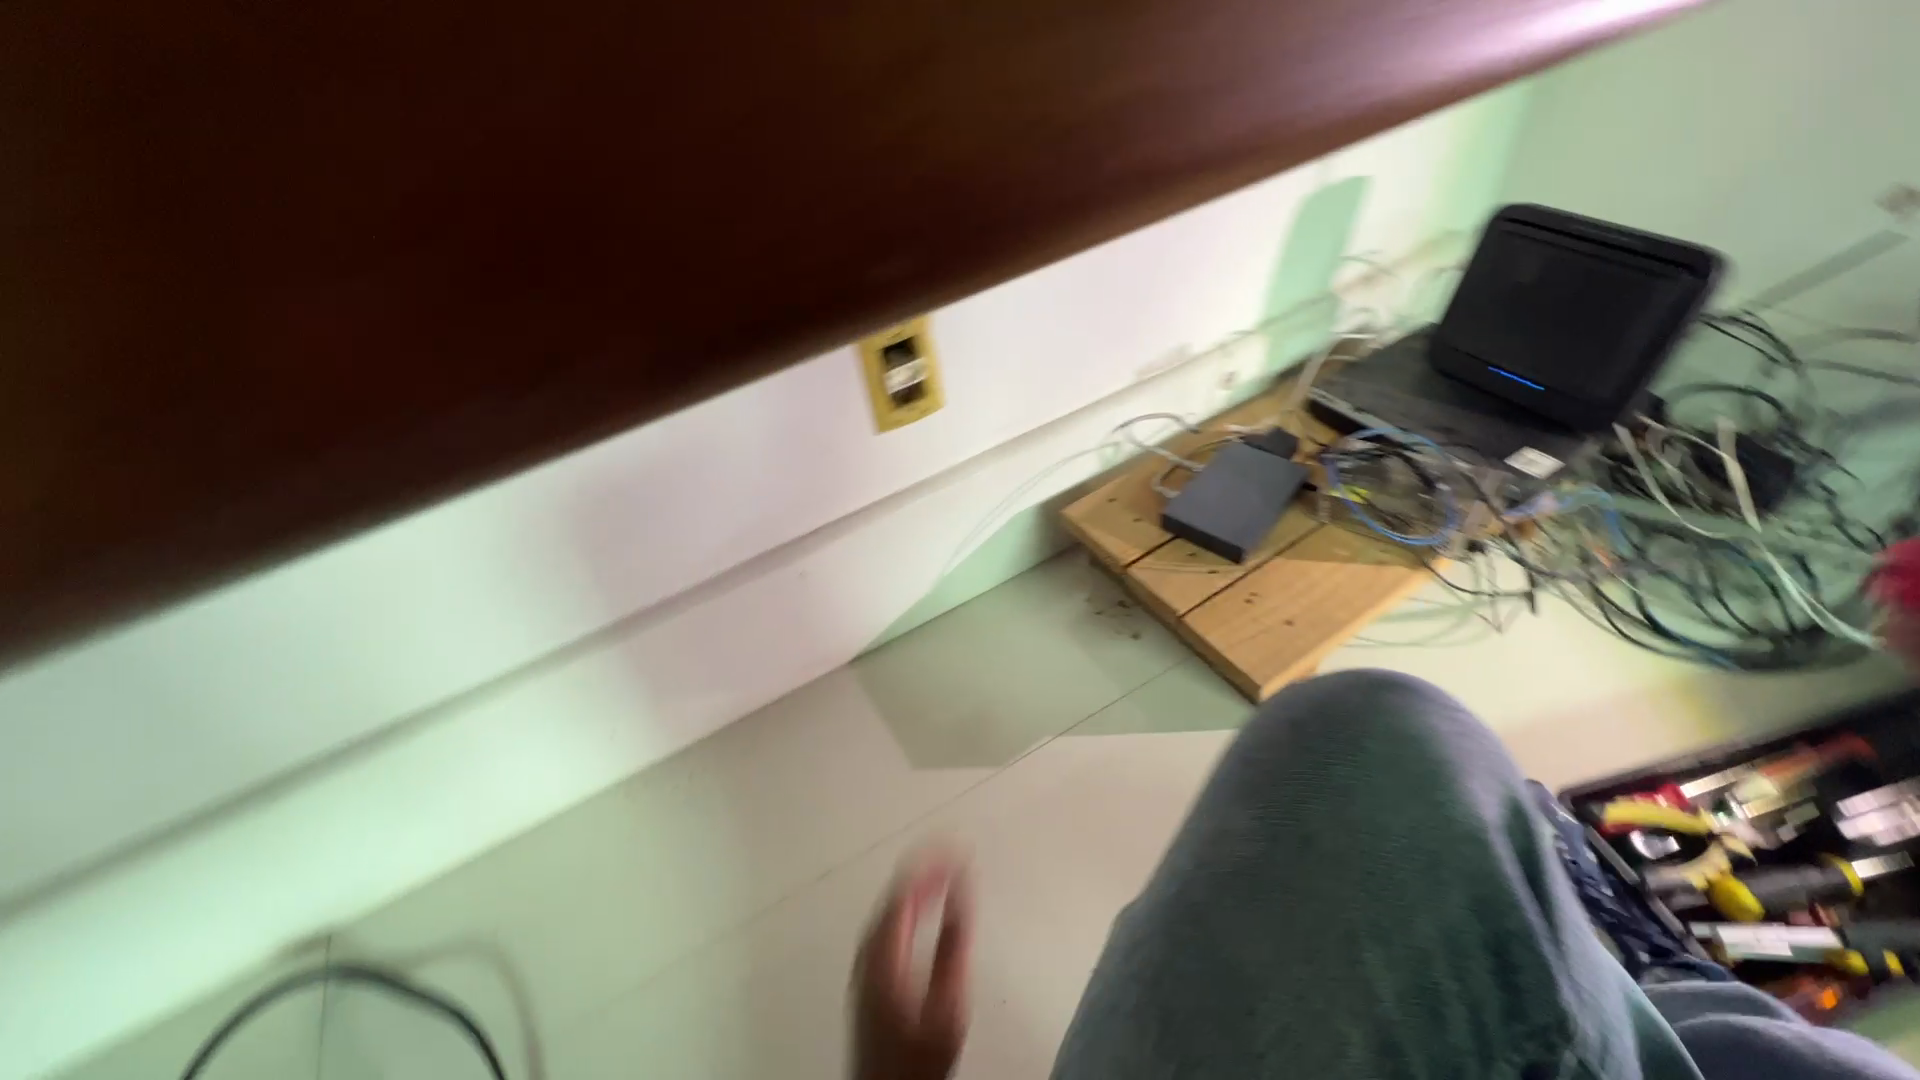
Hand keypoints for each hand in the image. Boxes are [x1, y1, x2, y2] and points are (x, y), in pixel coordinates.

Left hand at [851, 848, 973, 1079]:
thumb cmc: (919, 1052)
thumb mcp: (947, 1002)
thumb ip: (953, 946)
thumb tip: (961, 897)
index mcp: (885, 951)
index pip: (905, 892)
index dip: (930, 864)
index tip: (955, 846)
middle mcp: (869, 952)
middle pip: (892, 897)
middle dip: (921, 868)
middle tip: (948, 849)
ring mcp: (864, 965)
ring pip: (887, 910)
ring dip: (912, 886)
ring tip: (937, 870)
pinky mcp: (868, 976)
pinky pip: (885, 925)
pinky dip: (904, 906)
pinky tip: (918, 908)